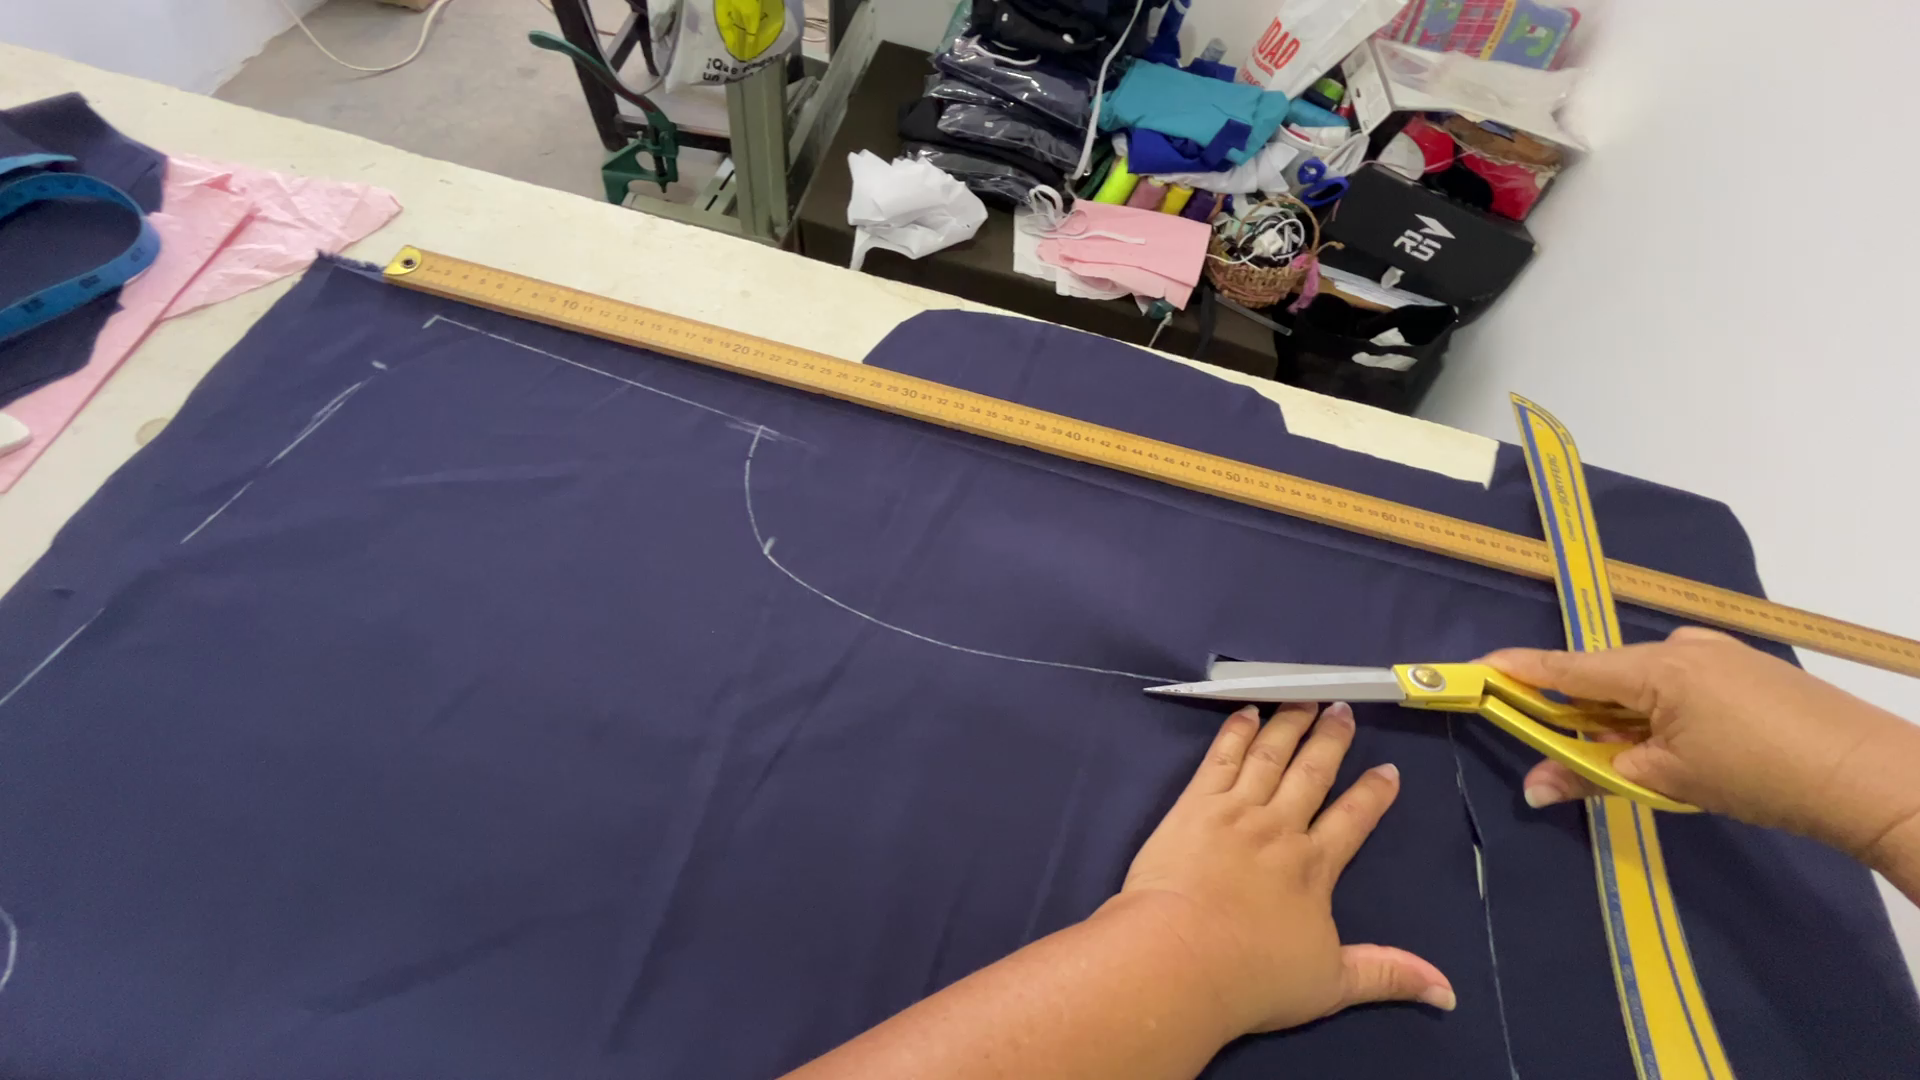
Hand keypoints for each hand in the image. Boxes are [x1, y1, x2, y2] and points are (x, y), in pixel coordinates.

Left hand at [1105, 702, 1454, 1037]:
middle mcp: (1278, 827)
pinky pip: (1220, 758)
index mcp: (1314, 866)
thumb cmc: (1252, 974)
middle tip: (1342, 708)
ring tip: (1302, 698)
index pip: (1353, 819)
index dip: (1373, 794)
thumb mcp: (1331, 984)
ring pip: (1268, 756)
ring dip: (1287, 724)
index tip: (1388, 769)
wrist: (1180, 953)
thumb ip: (1386, 974)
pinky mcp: (1194, 803)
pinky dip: (1235, 732)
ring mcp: (1235, 810)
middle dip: (1330, 739)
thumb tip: (1449, 992)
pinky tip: (1245, 712)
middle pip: (1311, 773)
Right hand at [1485, 628, 1919, 862]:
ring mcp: (1717, 651)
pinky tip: (1677, 735)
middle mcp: (1680, 646)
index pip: (1564, 667)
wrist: (1888, 784)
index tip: (1476, 669)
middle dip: (1575, 704)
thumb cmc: (1762, 776)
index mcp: (1654, 666)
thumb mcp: (1665, 780)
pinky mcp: (1745, 664)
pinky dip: (1657, 703)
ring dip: (1620, 708)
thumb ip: (1588, 775)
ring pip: (1639, 675)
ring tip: (1633, 749)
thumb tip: (1531, 790)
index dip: (1516, 669)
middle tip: (1564, 740)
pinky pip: (1675, 676)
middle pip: (1601, 672)